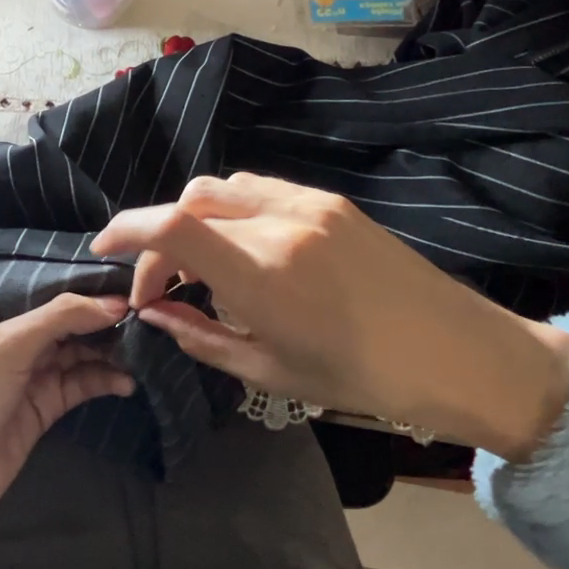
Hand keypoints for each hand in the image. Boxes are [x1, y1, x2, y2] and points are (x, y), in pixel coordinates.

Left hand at [0, 295, 132, 568]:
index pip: (51, 294)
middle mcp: (19, 340)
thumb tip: (115, 304)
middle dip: (105, 321)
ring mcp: (33, 373)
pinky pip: (82, 384)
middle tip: (147, 320)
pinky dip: (104, 380)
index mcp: (1, 316)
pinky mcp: (47, 405)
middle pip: (70, 323)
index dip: (88, 290)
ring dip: (110, 352)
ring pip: (80, 353)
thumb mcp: (11, 345)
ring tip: (144, 353)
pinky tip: (126, 383)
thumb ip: (59, 318)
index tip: (131, 287)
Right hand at [91, 174, 568, 460]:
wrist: (465, 356)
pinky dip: (227, 208)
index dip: (124, 231)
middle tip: (160, 287)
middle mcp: (279, 225)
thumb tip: (151, 313)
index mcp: (263, 275)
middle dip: (157, 241)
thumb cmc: (365, 380)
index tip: (103, 253)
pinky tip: (235, 244)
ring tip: (196, 263)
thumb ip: (198, 336)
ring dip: (190, 218)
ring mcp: (308, 206)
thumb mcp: (269, 371)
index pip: (170, 227)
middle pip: (186, 205)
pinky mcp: (329, 202)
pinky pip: (257, 188)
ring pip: (219, 188)